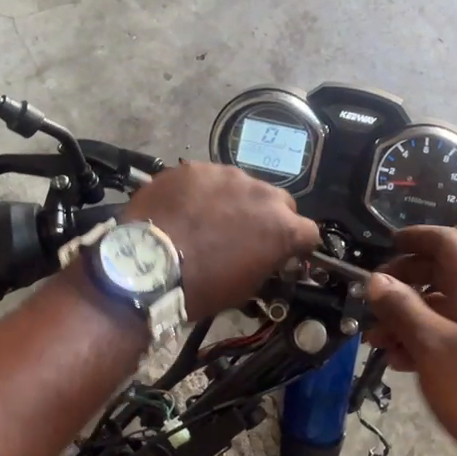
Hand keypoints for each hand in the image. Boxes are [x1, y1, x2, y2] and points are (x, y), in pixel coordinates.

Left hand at [124, 162, 319, 316]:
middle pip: (277, 202)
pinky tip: (184, 210)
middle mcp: (261, 193)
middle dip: (267, 217)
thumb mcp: (246, 287)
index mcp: (281, 227)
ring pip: (241, 186)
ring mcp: (226, 175)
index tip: (288, 253)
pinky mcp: (193, 168)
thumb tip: (269, 257)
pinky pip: (206, 179)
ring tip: (208, 221)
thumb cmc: (201, 288)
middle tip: (244, 236)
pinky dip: (201, 193)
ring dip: (233, 201)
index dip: (299, 244)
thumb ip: (266, 263)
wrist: (147, 268)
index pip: (309, 232)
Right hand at [365, 226, 456, 455]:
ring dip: (408, 316)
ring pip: (444, 307)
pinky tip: (400, 361)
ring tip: (377, 340)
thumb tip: (377, 279)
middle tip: (373, 300)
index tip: (386, 243)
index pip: (447, 242)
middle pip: (443, 273)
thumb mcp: (430, 345)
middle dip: (404, 282)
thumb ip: (402, 308)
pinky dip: (425, 338)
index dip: (416, 237)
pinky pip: (453, 332)